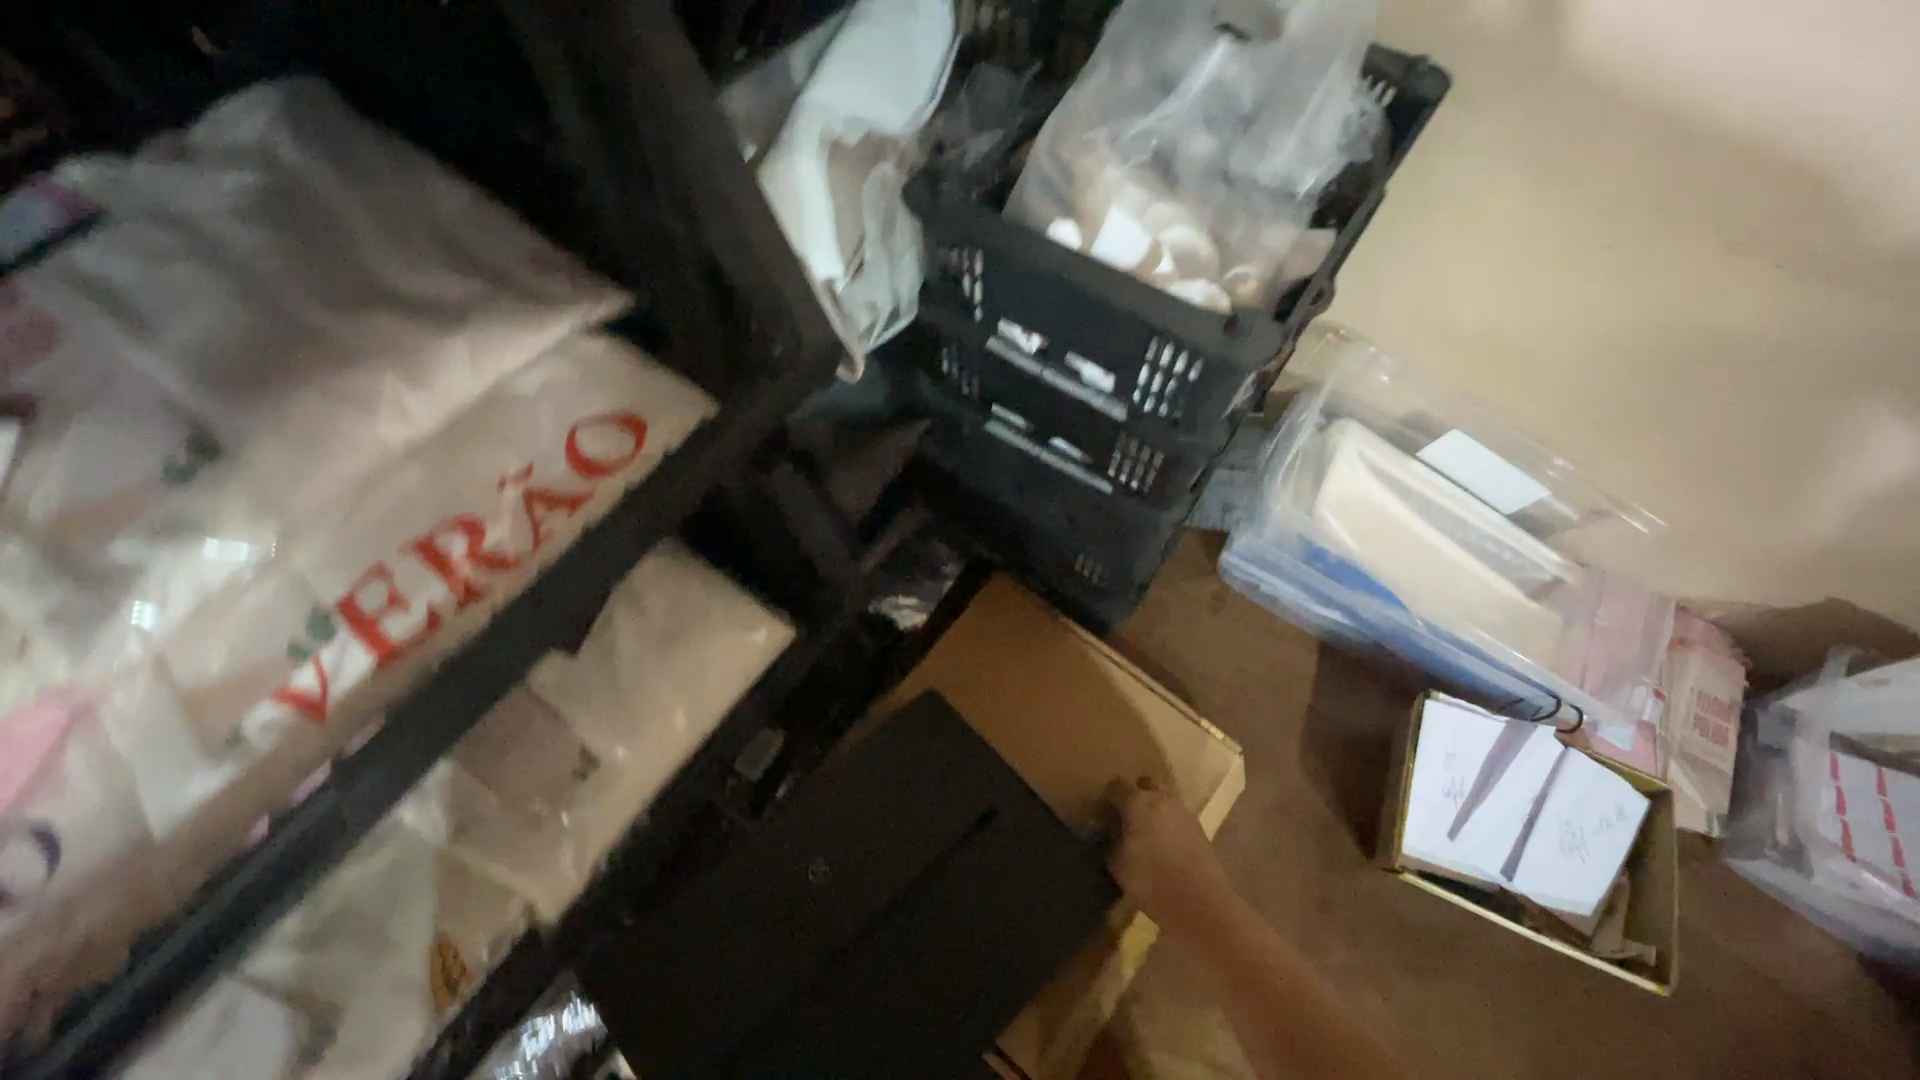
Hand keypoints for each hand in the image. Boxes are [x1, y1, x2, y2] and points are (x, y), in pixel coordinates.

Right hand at [1104, 776, 1237, 939]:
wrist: (1200, 903)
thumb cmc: (1151, 882)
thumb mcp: (1118, 865)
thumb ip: (1112, 842)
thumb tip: (1112, 833)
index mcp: (1138, 803)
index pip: (1117, 786)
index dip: (1108, 797)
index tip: (1103, 813)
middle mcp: (1162, 799)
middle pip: (1146, 784)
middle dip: (1135, 794)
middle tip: (1127, 816)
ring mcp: (1184, 812)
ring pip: (1165, 799)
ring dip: (1154, 808)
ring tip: (1146, 833)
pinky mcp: (1199, 829)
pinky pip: (1178, 817)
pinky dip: (1169, 824)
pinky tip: (1164, 846)